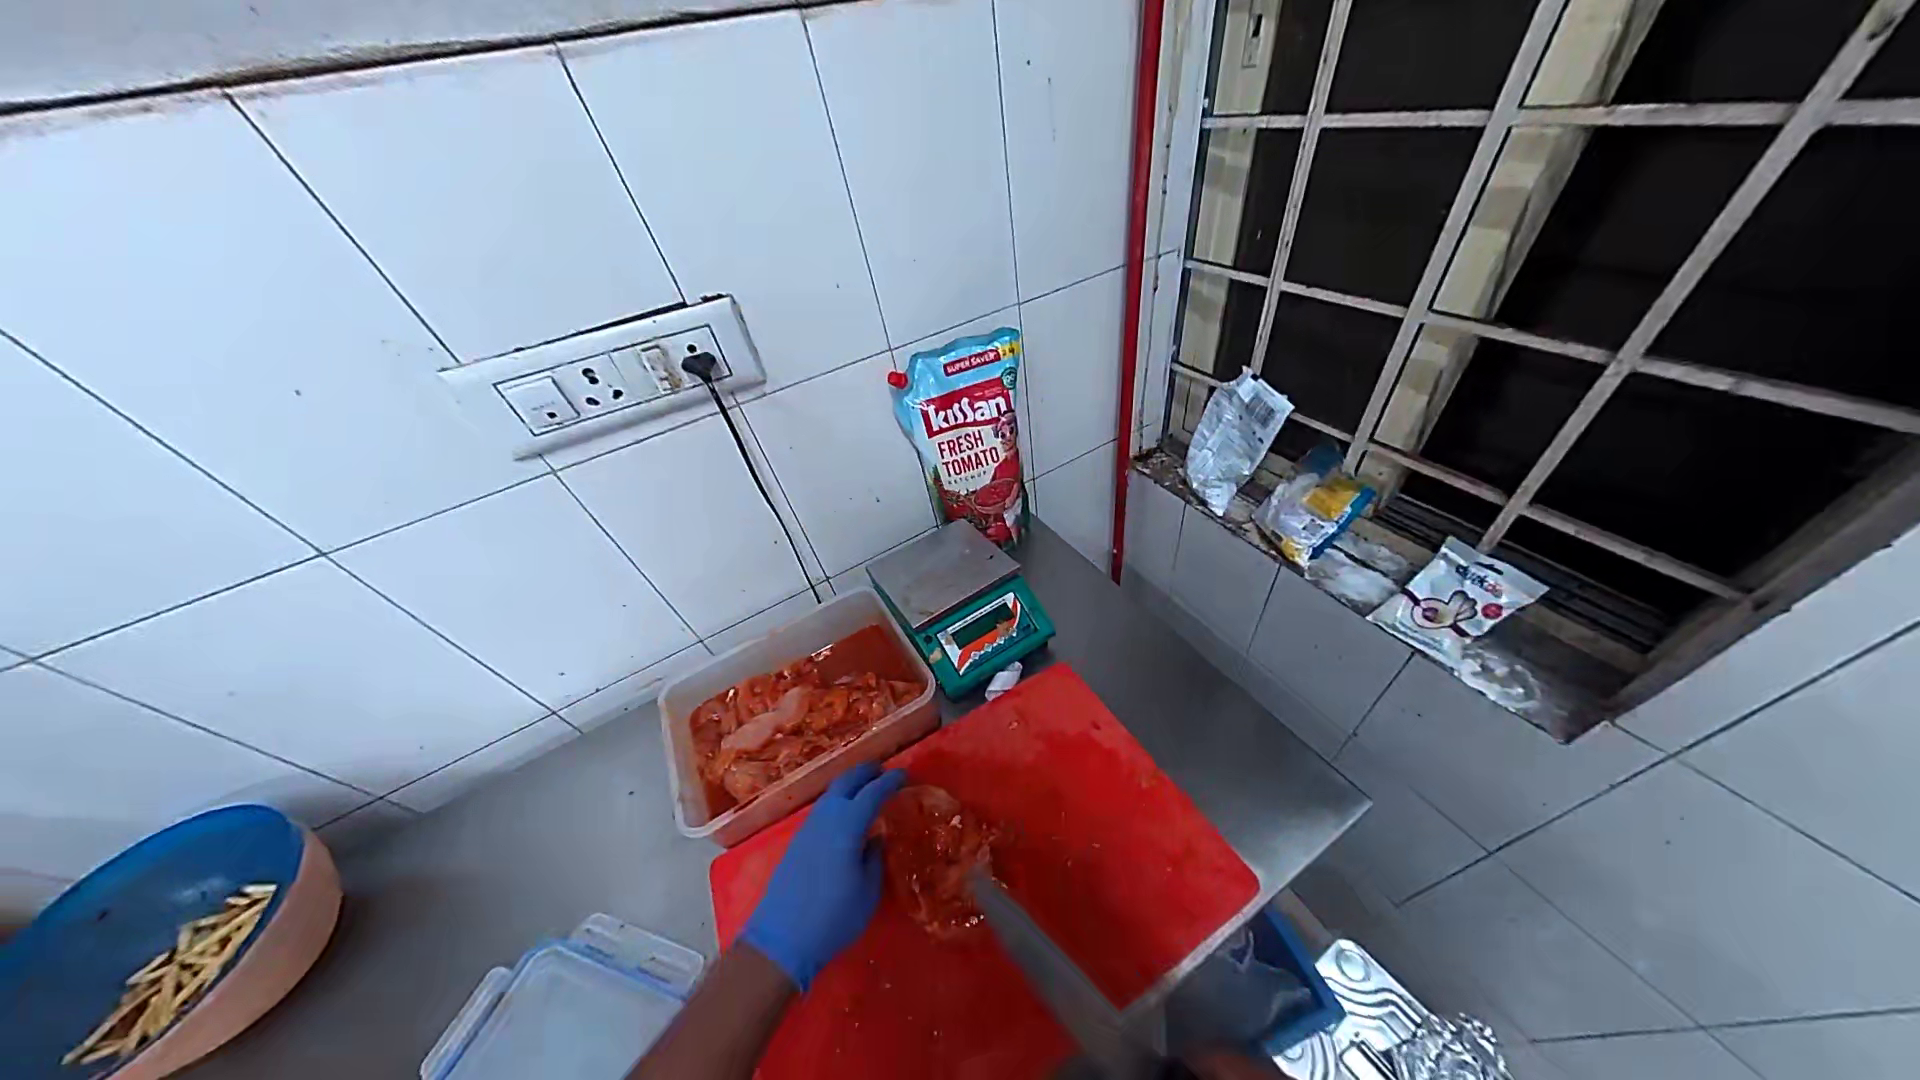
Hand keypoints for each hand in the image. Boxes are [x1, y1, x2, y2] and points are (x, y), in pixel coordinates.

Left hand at [740, 763, 905, 990]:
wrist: (782, 939)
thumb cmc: (833, 916)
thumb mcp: (867, 890)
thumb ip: (874, 857)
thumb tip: (876, 837)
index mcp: (847, 824)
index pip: (872, 792)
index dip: (889, 781)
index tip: (904, 774)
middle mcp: (826, 817)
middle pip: (846, 781)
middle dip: (865, 772)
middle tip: (883, 770)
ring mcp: (807, 827)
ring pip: (831, 793)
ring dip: (849, 785)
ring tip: (866, 788)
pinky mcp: (797, 841)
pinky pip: (822, 808)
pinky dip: (837, 800)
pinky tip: (844, 813)